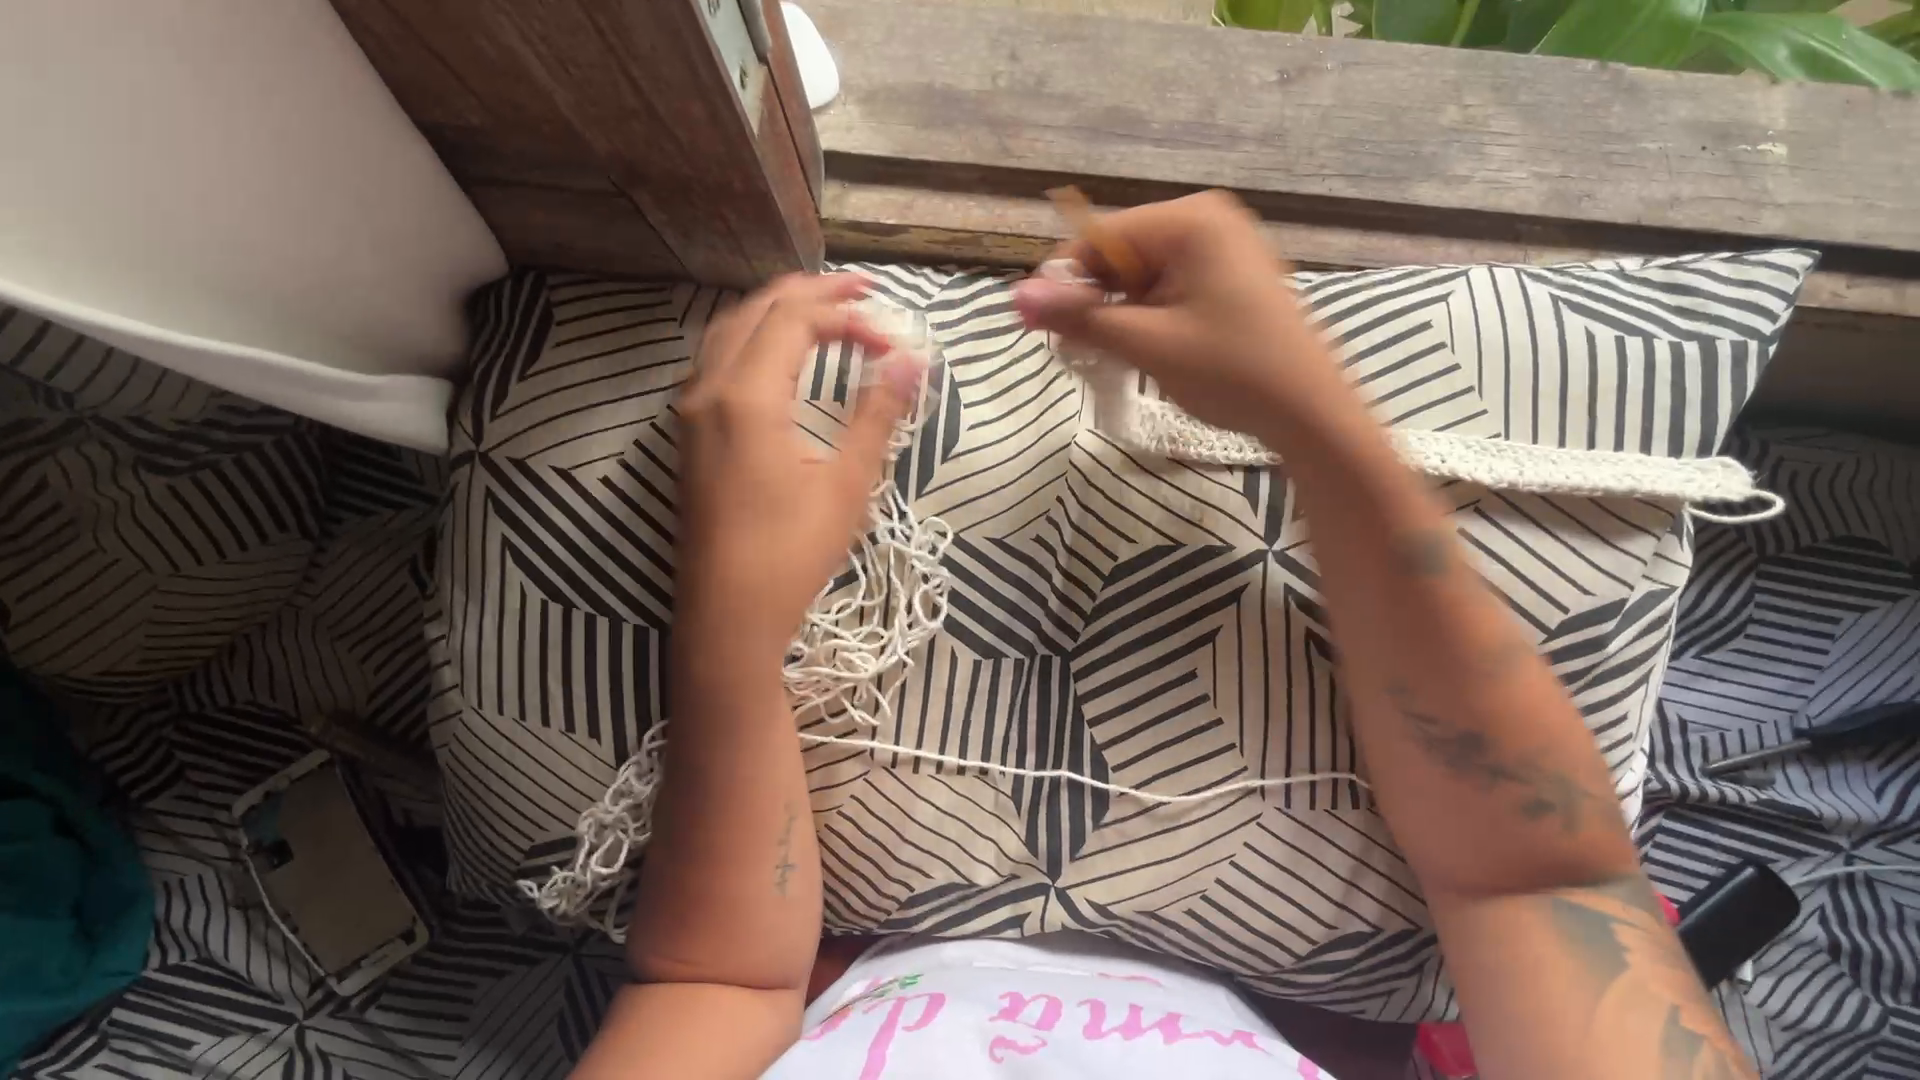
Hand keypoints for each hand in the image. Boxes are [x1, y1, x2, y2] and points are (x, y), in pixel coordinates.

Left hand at [675, 273, 921, 655]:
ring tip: (827, 311)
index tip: (895, 335)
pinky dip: (754, 338)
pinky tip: (780, 355)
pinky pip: (718, 359)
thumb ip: (877, 413)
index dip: (851, 314)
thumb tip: (914, 359)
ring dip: (779, 312)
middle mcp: (710, 388)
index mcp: (748, 395)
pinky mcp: (690, 434)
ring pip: (731, 330)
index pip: (799, 320)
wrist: (727, 615)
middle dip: (813, 294)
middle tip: (864, 292)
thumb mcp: (846, 484)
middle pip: (760, 311)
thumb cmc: (791, 554)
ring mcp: (692, 410)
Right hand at [1013, 190, 1355, 440]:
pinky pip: (1168, 287)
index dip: (1063, 281)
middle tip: (1079, 351)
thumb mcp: (1148, 344)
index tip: (1039, 327)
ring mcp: (1222, 247)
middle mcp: (1206, 220)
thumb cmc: (1231, 372)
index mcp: (1190, 221)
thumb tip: (1015, 297)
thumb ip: (1081, 316)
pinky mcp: (1229, 277)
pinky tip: (1147, 349)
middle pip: (1119, 253)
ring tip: (1117, 355)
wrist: (1310, 412)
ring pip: (1140, 274)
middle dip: (1094, 299)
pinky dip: (1147, 317)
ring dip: (1119, 313)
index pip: (1099, 237)